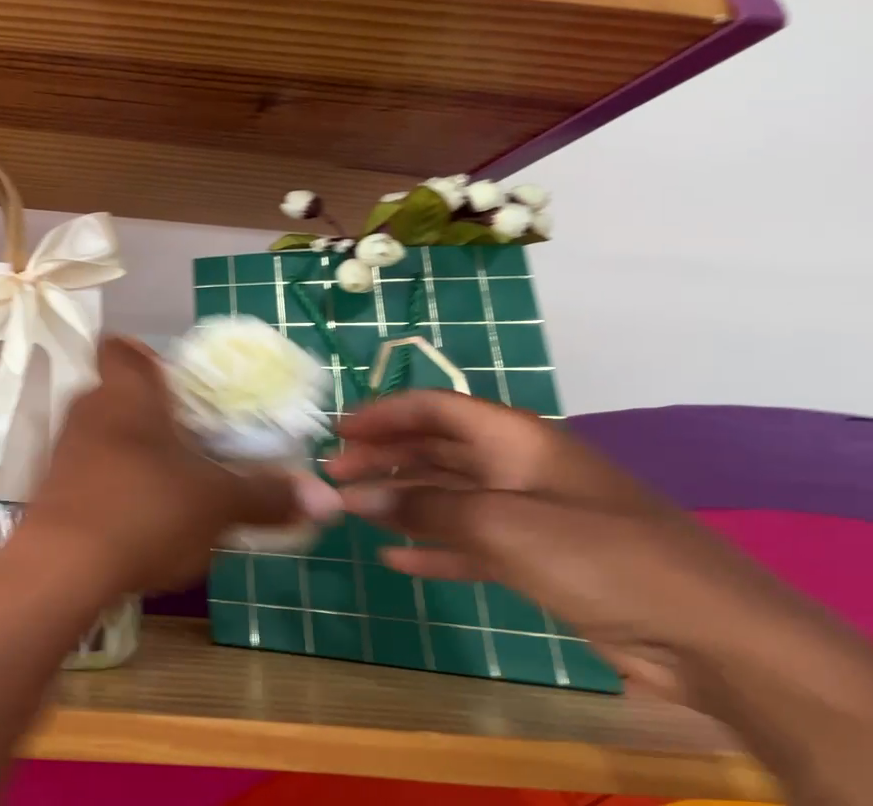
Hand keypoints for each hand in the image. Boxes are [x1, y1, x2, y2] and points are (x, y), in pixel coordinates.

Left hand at [22, 337, 341, 596]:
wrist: (63, 564)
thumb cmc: (145, 509)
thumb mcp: (217, 504)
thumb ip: (267, 496)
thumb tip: (326, 497)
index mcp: (125, 391)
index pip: (121, 348)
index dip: (146, 356)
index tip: (179, 383)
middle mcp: (88, 408)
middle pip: (120, 393)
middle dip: (156, 412)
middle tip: (197, 438)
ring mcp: (66, 447)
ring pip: (107, 433)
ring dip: (138, 450)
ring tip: (179, 482)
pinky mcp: (54, 485)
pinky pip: (93, 469)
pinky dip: (118, 482)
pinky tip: (145, 516)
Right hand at [328, 391, 814, 701]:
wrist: (708, 634)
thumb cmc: (598, 555)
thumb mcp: (500, 524)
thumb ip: (424, 509)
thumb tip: (359, 498)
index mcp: (516, 439)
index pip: (435, 407)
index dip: (383, 413)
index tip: (337, 433)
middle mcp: (520, 468)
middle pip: (437, 450)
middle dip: (384, 459)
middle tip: (333, 478)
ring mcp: (532, 515)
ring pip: (450, 497)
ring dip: (401, 503)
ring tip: (352, 513)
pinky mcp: (542, 561)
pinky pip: (471, 543)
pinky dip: (432, 547)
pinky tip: (395, 559)